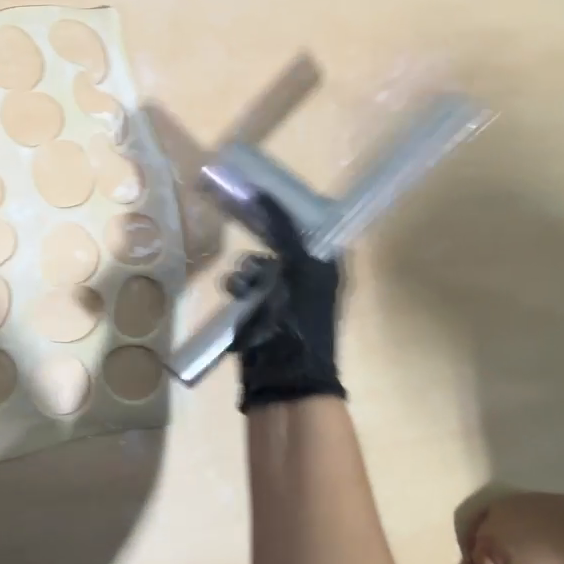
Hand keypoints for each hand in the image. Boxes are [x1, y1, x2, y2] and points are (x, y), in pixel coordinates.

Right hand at [233, 194, 343, 412]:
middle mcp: (305, 276)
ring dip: (246, 269)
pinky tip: (237, 294)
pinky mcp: (255, 309)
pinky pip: (240, 284)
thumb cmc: (302, 317)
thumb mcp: (300, 267)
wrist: (284, 371)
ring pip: (254, 263)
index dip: (288, 212)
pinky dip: (236, 286)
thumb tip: (263, 192)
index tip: (264, 196)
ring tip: (245, 281)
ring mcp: (279, 294)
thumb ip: (284, 230)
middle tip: (243, 223)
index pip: (309, 227)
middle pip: (278, 243)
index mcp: (327, 266)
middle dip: (261, 241)